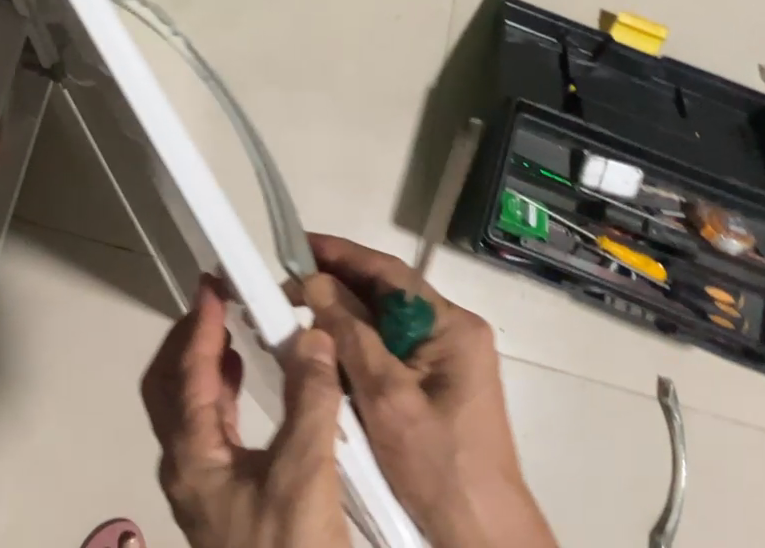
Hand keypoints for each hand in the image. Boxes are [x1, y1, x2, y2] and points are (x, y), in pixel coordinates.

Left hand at [140, 277, 349, 547]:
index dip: (199, 323)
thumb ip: (309, 402)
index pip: (186, 372)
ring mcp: (201, 485)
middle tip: (218, 305)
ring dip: (204, 366)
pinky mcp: (221, 499)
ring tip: (233, 334)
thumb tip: (314, 336)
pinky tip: (248, 390)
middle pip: (168, 386)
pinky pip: (209, 430)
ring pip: (187, 408)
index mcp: (192, 454)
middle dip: (188, 340)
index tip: (213, 283)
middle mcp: (186, 465)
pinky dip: (221, 396)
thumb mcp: (305, 475)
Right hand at [301, 234, 557, 547]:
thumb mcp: (386, 396)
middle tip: (283, 284)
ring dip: (340, 315)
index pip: (388, 272)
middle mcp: (451, 332)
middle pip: (385, 293)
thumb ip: (350, 335)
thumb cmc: (437, 465)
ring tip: (293, 310)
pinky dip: (352, 344)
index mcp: (450, 326)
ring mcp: (445, 359)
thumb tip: (315, 282)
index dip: (341, 253)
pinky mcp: (434, 384)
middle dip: (335, 284)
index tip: (295, 246)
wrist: (481, 535)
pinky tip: (321, 348)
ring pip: (382, 322)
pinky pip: (387, 349)